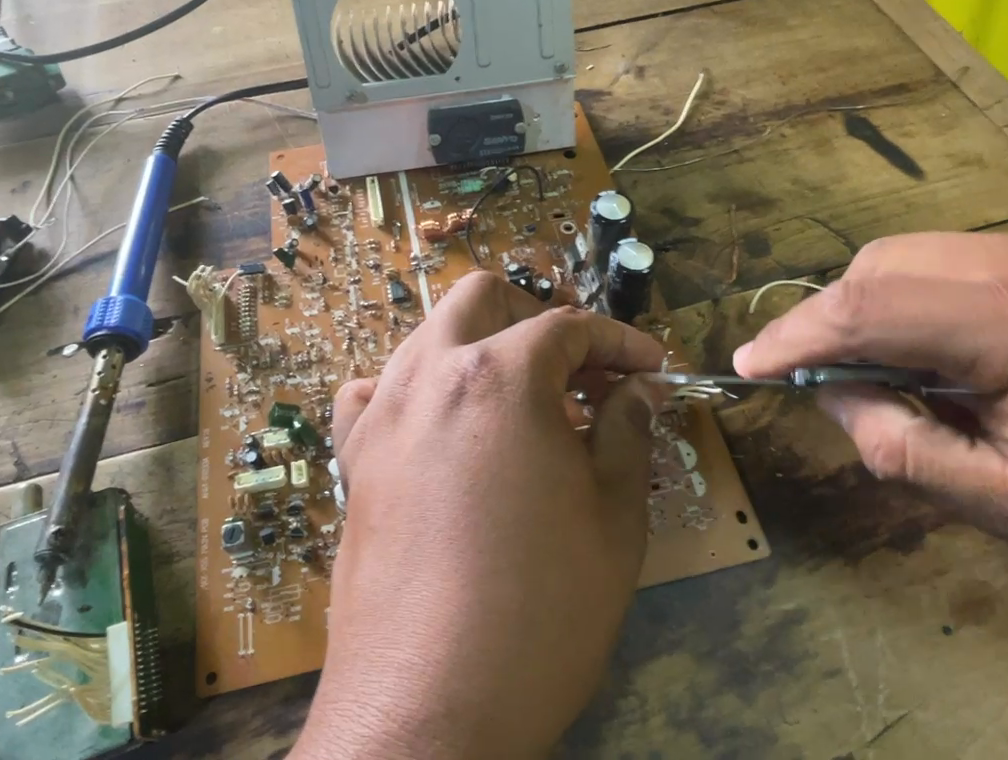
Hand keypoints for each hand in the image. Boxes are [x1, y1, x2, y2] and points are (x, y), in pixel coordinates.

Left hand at [290, 271, 667, 759]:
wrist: (427, 707)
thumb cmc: (541, 609)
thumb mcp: (613, 516)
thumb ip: (627, 429)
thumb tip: (642, 386)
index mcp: (498, 376)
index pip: (568, 326)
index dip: (621, 341)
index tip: (653, 370)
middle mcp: (430, 375)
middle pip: (483, 299)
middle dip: (540, 318)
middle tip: (584, 375)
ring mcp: (382, 414)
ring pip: (429, 336)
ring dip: (482, 347)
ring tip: (524, 406)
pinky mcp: (354, 459)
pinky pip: (375, 392)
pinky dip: (415, 388)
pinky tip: (445, 430)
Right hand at [735, 232, 1007, 750]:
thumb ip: (901, 445)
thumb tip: (832, 393)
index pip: (866, 305)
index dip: (793, 336)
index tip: (745, 367)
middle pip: (885, 262)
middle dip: (829, 316)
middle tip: (809, 378)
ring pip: (922, 252)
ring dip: (876, 303)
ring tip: (875, 369)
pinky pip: (969, 258)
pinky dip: (924, 294)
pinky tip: (939, 349)